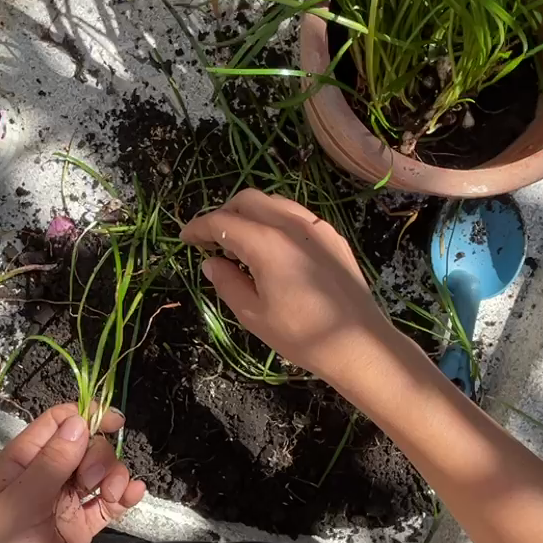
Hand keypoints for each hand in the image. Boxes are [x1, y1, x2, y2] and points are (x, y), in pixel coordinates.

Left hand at [0, 404, 145, 542]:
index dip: (85, 416)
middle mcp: (43, 478)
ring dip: (113, 475)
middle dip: (98, 456)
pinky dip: (123, 496)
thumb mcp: (21, 504)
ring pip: (98, 472)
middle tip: (91, 482)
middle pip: (84, 446)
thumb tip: (80, 421)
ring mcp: (63, 504)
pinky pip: (106, 503)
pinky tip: (133, 496)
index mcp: (19, 464)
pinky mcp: (80, 529)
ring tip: (114, 494)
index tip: (114, 422)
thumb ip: (52, 463)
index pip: (55, 424)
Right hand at [180, 189, 395, 385]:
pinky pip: (295, 215)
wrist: (357, 343)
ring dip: (250, 214)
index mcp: (266, 243)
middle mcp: (290, 224)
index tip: (185, 238)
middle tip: (211, 239)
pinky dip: (274, 220)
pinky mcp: (331, 236)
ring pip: (273, 202)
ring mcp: (315, 227)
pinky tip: (272, 247)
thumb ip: (227, 283)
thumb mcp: (253, 315)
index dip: (198, 227)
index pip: (222, 222)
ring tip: (240, 242)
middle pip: (247, 200)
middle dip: (224, 213)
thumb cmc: (300, 334)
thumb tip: (211, 263)